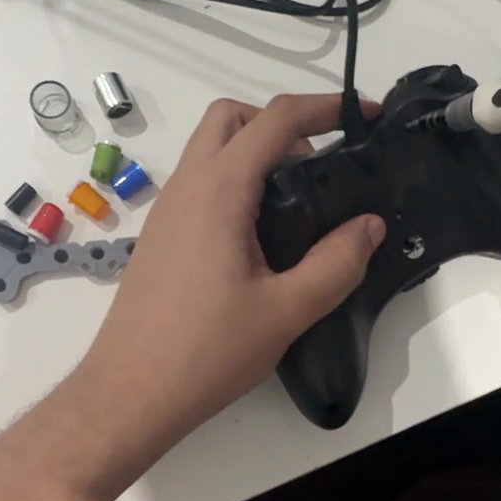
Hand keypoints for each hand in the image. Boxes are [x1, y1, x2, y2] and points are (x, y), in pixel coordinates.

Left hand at [67, 94, 385, 473]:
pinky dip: (234, 183)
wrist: (130, 393)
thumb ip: (336, 263)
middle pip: (231, 118)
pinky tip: (259, 238)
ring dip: (254, 153)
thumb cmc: (207, 352)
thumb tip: (370, 225)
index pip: (276, 120)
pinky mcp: (160, 238)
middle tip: (319, 165)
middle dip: (280, 122)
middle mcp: (186, 188)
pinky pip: (199, 185)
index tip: (364, 116)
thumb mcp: (287, 310)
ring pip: (210, 151)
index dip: (326, 107)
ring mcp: (166, 212)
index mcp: (220, 192)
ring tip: (297, 204)